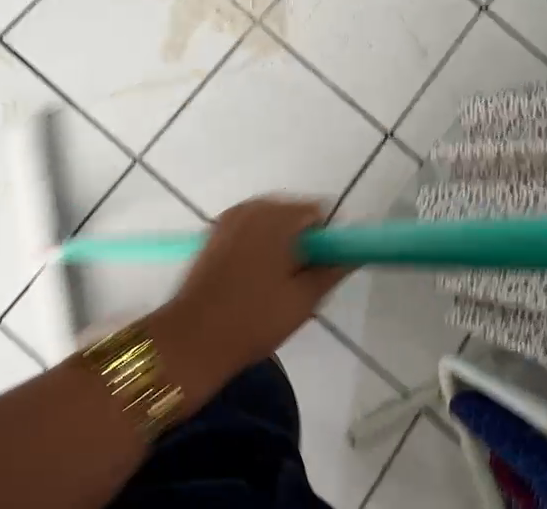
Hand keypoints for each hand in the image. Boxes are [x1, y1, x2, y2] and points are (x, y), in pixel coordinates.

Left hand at [149, 198, 348, 400]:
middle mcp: (251, 207)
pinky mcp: (212, 234)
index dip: (327, 239)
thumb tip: (353, 253)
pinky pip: (247, 230)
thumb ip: (333, 269)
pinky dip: (257, 245)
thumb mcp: (304, 299)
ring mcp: (228, 219)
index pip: (317, 211)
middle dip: (302, 240)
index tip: (323, 269)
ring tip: (277, 284)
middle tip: (300, 282)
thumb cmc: (254, 319)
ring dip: (279, 242)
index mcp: (276, 217)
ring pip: (268, 222)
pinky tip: (253, 280)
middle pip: (292, 212)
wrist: (193, 339)